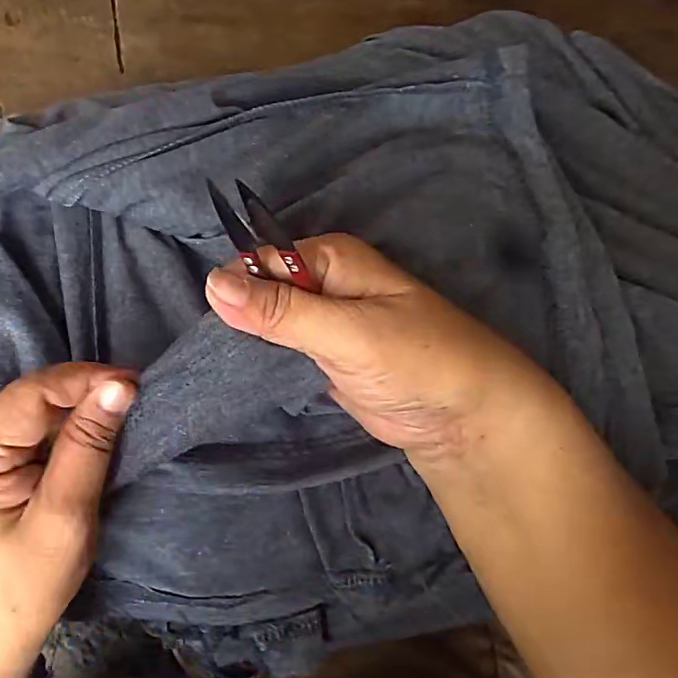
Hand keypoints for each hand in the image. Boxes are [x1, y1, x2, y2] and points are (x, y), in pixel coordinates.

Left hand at [0, 363, 136, 677]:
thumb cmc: (27, 588)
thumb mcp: (65, 518)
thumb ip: (88, 447)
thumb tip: (118, 386)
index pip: (30, 394)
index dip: (82, 380)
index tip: (134, 383)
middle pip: (32, 396)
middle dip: (84, 391)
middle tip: (138, 394)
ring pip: (38, 409)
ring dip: (81, 407)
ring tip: (126, 406)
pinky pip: (37, 430)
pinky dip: (71, 427)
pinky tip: (100, 427)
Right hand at [204, 233, 570, 468]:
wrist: (467, 420)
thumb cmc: (418, 361)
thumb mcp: (345, 332)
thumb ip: (280, 310)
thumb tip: (211, 283)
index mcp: (330, 257)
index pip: (260, 260)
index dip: (236, 286)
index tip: (220, 322)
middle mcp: (321, 281)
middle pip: (258, 288)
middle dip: (239, 313)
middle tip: (223, 348)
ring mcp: (320, 319)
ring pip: (264, 319)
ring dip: (248, 337)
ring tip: (226, 362)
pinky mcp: (320, 352)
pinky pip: (277, 345)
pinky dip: (261, 356)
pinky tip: (242, 371)